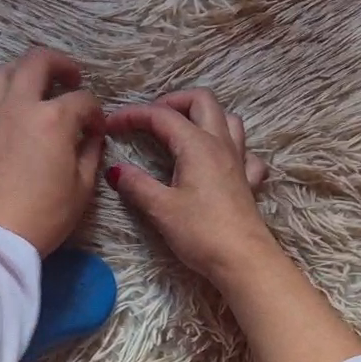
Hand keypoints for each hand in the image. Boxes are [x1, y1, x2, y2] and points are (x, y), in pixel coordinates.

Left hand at [0, 47, 106, 255]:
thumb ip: (90, 154)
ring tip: (31, 87)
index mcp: (53, 119)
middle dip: (60, 65)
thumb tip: (91, 137)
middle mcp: (19, 106)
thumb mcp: (82, 189)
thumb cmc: (44, 216)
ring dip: (21, 72)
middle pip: (37, 61)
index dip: (95, 113)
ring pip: (1, 72)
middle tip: (70, 78)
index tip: (96, 129)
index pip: (82, 100)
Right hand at [103, 89, 274, 287]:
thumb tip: (115, 171)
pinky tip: (220, 161)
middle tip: (151, 118)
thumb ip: (137, 185)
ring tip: (184, 131)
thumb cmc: (201, 233)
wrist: (243, 260)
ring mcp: (239, 161)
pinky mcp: (249, 182)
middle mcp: (221, 144)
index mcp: (197, 145)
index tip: (111, 125)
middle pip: (202, 101)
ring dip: (204, 117)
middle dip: (174, 101)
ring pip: (228, 120)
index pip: (162, 116)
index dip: (134, 115)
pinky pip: (246, 153)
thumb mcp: (161, 209)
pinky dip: (232, 148)